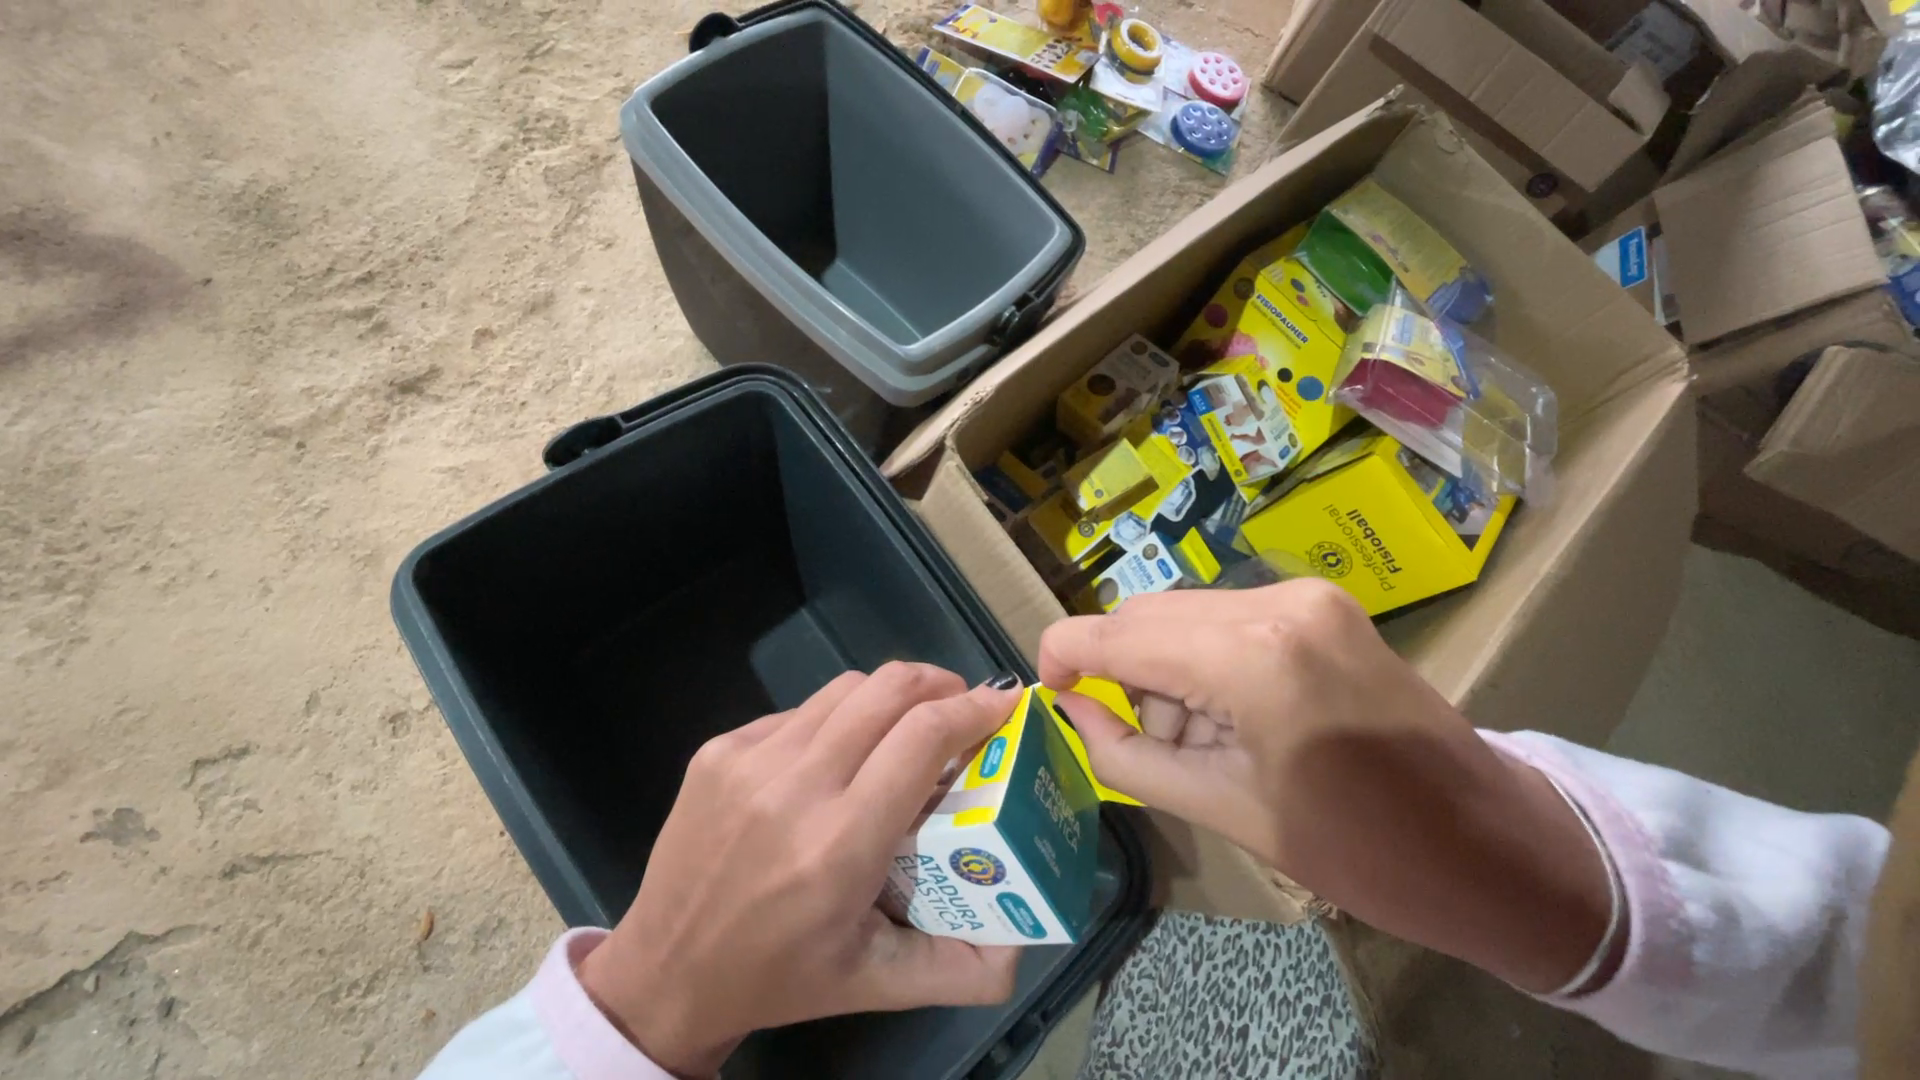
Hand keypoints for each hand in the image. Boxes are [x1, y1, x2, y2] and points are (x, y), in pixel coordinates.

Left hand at [577, 664, 1025, 1075]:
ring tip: (907, 722)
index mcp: (841, 844)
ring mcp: (749, 760)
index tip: (1004, 705)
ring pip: (844, 690)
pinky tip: (838, 754)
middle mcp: (795, 788)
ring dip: (890, 695)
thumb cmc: (782, 978)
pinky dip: (836, 719)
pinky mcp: (718, 750)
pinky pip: (799, 711)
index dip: (974, 709)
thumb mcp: (879, 982)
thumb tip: (1025, 943)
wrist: (665, 972)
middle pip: (888, 690)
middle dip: (939, 683)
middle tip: (963, 704)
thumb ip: (962, 968)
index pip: (923, 738)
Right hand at [1039, 582, 1615, 993]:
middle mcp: (1275, 603)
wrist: (1491, 843)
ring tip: (1197, 733)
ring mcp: (1304, 595)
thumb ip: (1125, 754)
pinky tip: (1230, 709)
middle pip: (1144, 613)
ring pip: (1182, 612)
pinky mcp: (1322, 602)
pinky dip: (1203, 655)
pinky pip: (1224, 616)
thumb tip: (1067, 709)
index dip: (1062, 658)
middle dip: (1117, 667)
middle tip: (1135, 733)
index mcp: (1250, 658)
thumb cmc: (1357, 850)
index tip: (1052, 697)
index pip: (1111, 634)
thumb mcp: (1223, 810)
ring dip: (1162, 664)